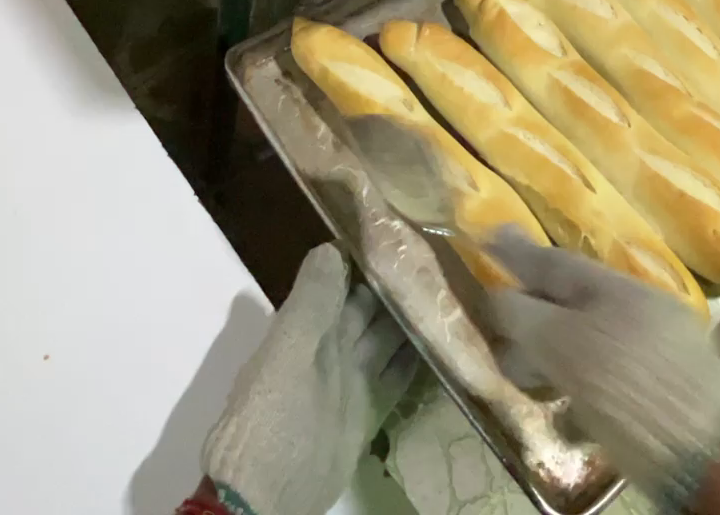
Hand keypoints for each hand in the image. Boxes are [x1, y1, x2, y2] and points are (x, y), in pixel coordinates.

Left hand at [202, 244, 417, 514]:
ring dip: (413, 320)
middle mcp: (333, 345)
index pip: (343, 277)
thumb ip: (311, 300)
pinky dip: (417, 360)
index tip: (405, 232)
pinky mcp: (370, 410)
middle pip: (371, 306)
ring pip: (388, 338)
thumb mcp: (289, 348)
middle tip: (442, 261)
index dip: (369, 256)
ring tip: (452, 296)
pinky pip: (398, 377)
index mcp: (309, 323)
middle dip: (398, 285)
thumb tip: (331, 243)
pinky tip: (444, 344)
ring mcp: (353, 378)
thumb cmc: (275, 411)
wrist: (267, 491)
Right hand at [485, 227, 719, 511]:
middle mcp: (637, 304)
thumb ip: (525, 315)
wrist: (703, 449)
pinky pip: (611, 371)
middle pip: (573, 297)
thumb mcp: (561, 344)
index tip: (489, 235)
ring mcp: (657, 343)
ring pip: (592, 334)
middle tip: (504, 302)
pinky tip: (569, 406)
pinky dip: (582, 380)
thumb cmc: (623, 386)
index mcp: (610, 286)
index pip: (553, 262)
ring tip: (529, 362)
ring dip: (556, 345)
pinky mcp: (666, 384)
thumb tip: (499, 296)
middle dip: (535, 301)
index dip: (517, 251)